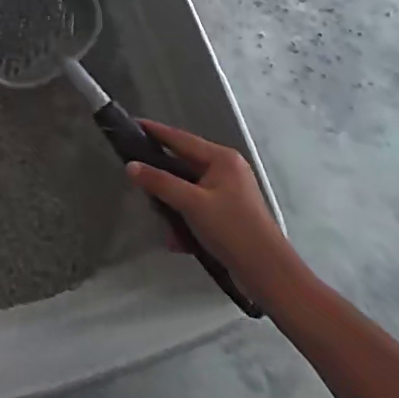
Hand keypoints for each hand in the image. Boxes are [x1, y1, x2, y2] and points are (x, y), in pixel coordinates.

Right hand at [125, 120, 289, 282]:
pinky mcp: (227, 215)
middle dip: (162, 179)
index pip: (181, 138)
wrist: (267, 272)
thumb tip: (131, 166)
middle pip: (183, 166)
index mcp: (222, 159)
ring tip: (162, 221)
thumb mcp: (191, 203)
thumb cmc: (231, 229)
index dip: (156, 132)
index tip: (134, 125)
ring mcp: (228, 194)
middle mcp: (226, 171)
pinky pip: (196, 210)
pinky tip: (178, 241)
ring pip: (188, 191)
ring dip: (173, 207)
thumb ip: (159, 182)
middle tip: (138, 179)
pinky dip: (185, 222)